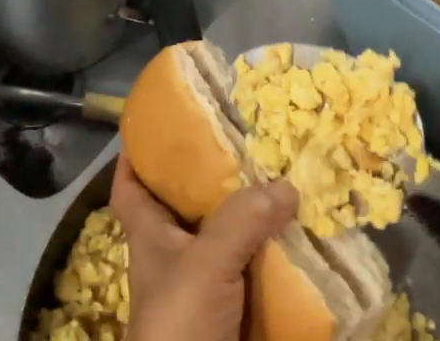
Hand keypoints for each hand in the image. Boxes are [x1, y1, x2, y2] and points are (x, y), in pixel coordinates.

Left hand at [111, 155, 297, 340]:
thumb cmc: (180, 327)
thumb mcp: (203, 265)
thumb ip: (240, 221)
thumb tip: (285, 184)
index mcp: (151, 236)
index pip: (131, 186)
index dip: (137, 153)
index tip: (157, 120)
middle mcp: (177, 255)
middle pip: (190, 204)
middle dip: (217, 175)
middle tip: (252, 138)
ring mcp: (207, 286)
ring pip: (232, 237)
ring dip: (258, 215)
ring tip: (291, 176)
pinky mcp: (238, 313)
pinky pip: (261, 273)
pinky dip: (281, 257)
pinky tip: (308, 236)